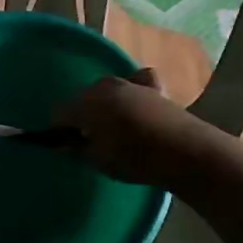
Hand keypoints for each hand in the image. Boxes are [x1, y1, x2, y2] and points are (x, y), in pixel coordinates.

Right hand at [52, 68, 215, 184]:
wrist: (186, 152)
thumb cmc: (135, 158)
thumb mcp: (98, 159)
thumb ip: (77, 148)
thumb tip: (65, 143)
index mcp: (86, 103)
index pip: (59, 112)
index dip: (56, 130)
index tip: (63, 146)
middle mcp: (104, 87)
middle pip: (80, 98)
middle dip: (78, 115)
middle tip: (85, 139)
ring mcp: (130, 83)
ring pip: (104, 90)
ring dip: (101, 105)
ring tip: (109, 127)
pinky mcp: (153, 88)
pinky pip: (133, 82)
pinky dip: (128, 90)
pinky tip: (133, 104)